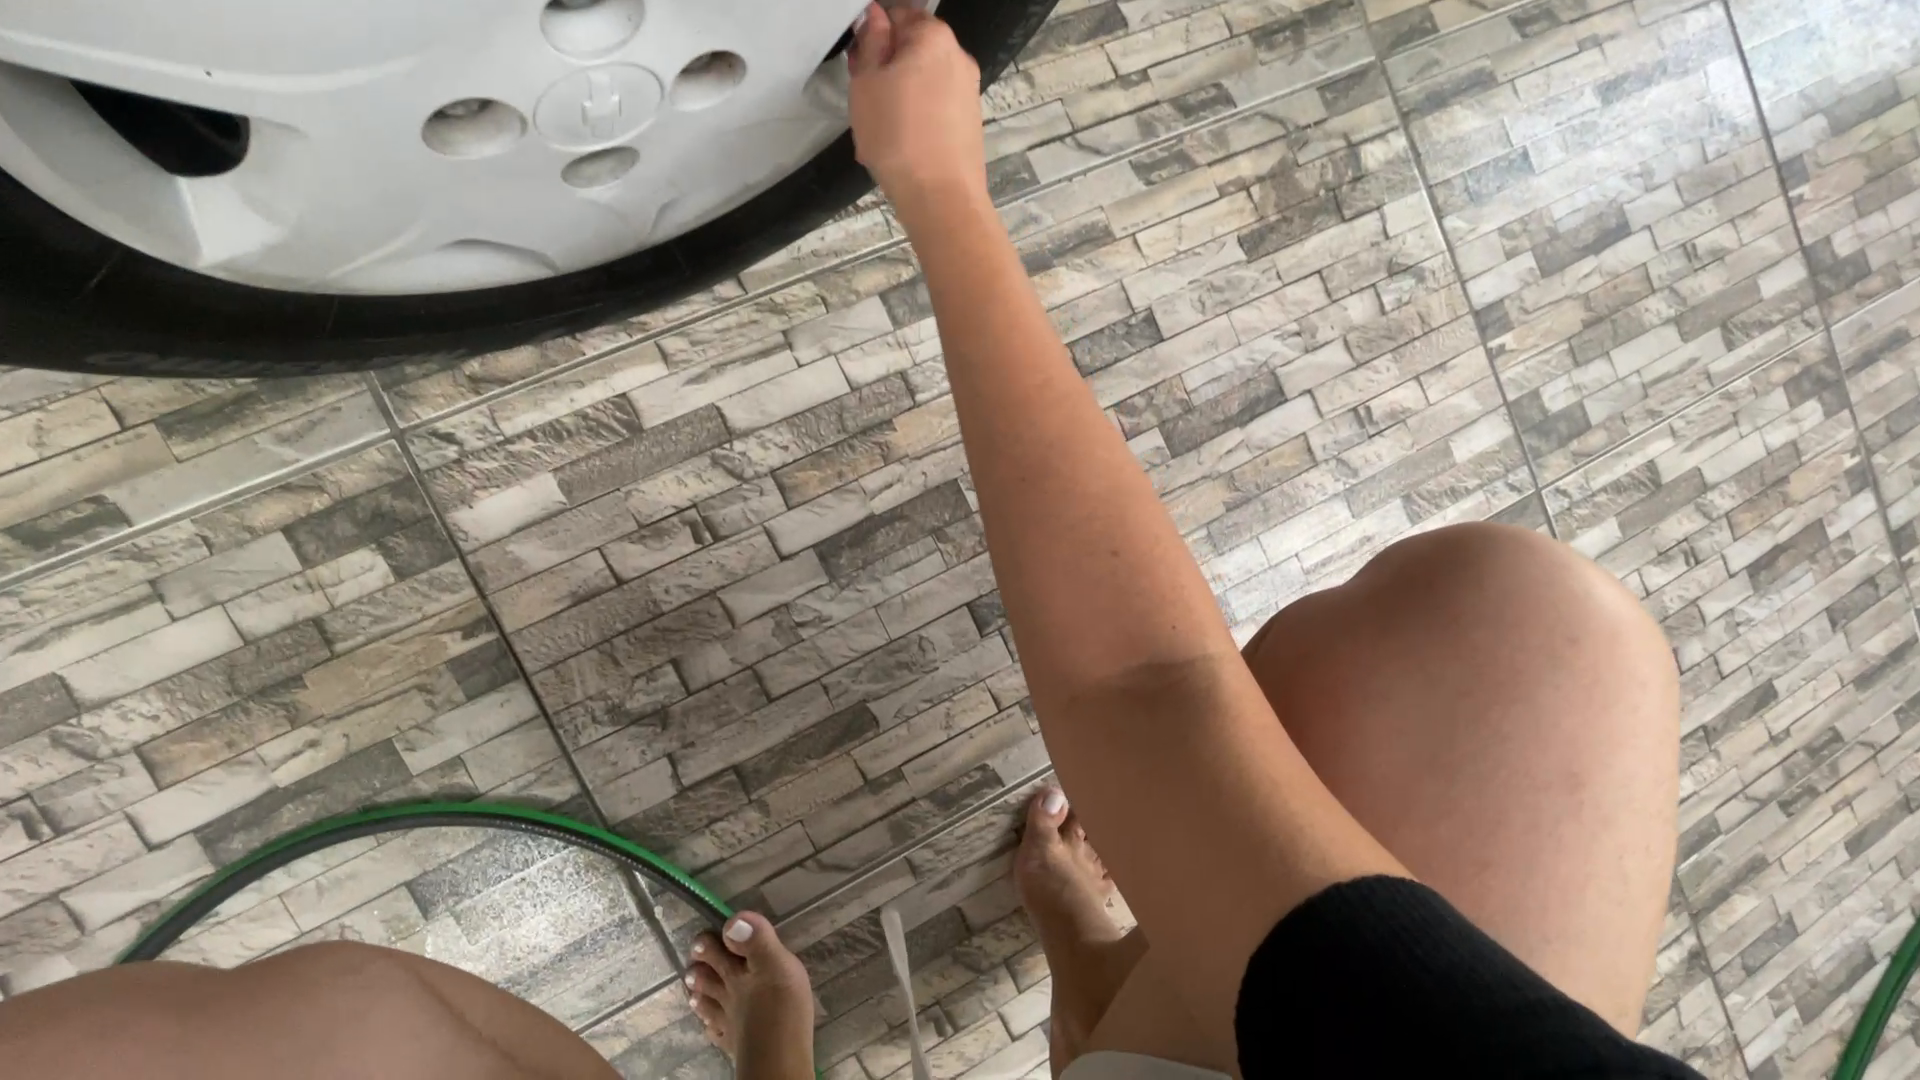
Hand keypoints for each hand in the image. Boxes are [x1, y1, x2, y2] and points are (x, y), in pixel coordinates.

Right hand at [847, 3, 989, 223]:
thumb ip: (870, 44)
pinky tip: (901, 150)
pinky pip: (936, 113)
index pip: (898, 14)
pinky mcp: (971, 126)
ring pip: (924, 85)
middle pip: (915, 51)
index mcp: (934, 37)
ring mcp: (969, 94)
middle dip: (888, 70)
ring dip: (900, 100)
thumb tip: (876, 19)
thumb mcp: (866, 83)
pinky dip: (917, 123)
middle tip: (865, 100)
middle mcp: (959, 59)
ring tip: (881, 133)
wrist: (940, 199)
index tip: (859, 64)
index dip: (874, 36)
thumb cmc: (896, 137)